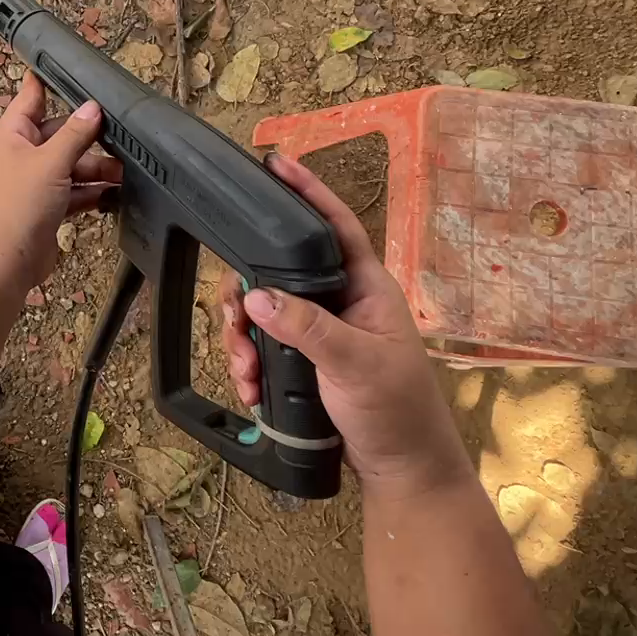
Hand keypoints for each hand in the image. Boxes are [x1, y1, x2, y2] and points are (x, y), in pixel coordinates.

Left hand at [0, 72, 122, 287]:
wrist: (5, 263)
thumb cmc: (18, 206)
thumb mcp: (50, 163)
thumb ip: (75, 134)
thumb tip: (93, 108)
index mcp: (11, 134)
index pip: (32, 96)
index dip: (51, 80)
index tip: (75, 66)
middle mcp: (20, 153)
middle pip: (60, 133)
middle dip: (89, 138)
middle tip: (121, 138)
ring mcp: (33, 181)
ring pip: (70, 164)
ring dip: (95, 168)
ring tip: (126, 173)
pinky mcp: (46, 206)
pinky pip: (73, 191)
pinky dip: (91, 192)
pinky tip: (115, 194)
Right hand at [218, 153, 471, 499]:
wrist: (402, 473)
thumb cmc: (398, 412)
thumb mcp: (356, 366)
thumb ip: (307, 328)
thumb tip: (255, 296)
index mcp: (364, 288)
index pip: (335, 226)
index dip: (307, 191)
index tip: (276, 163)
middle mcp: (336, 300)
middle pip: (276, 271)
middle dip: (246, 299)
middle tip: (234, 325)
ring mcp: (317, 329)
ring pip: (260, 310)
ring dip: (242, 340)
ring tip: (245, 372)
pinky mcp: (300, 356)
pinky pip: (260, 343)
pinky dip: (247, 362)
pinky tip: (250, 388)